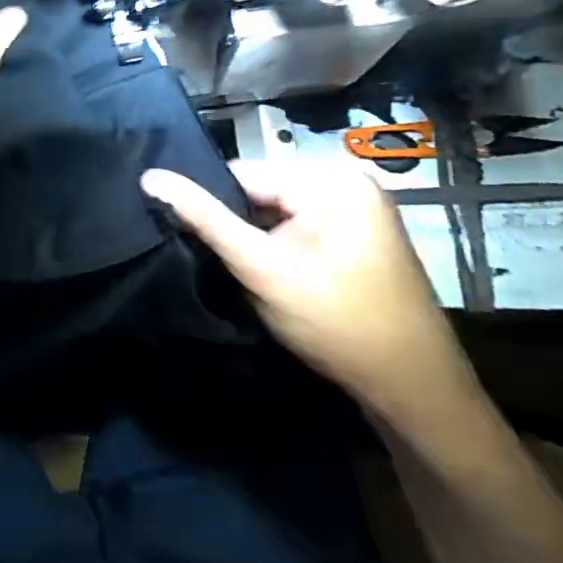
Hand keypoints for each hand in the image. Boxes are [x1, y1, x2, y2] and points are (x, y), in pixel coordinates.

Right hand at [140, 160, 465, 407]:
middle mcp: (349, 183)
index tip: (186, 241)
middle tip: (222, 268)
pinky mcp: (361, 239)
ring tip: (246, 277)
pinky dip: (282, 253)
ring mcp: (360, 212)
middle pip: (264, 195)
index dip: (211, 206)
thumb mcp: (261, 269)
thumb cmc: (335, 323)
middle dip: (239, 230)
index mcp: (331, 178)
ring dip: (259, 244)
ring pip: (280, 217)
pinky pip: (303, 232)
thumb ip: (205, 220)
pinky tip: (274, 281)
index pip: (243, 175)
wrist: (412, 388)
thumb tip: (150, 177)